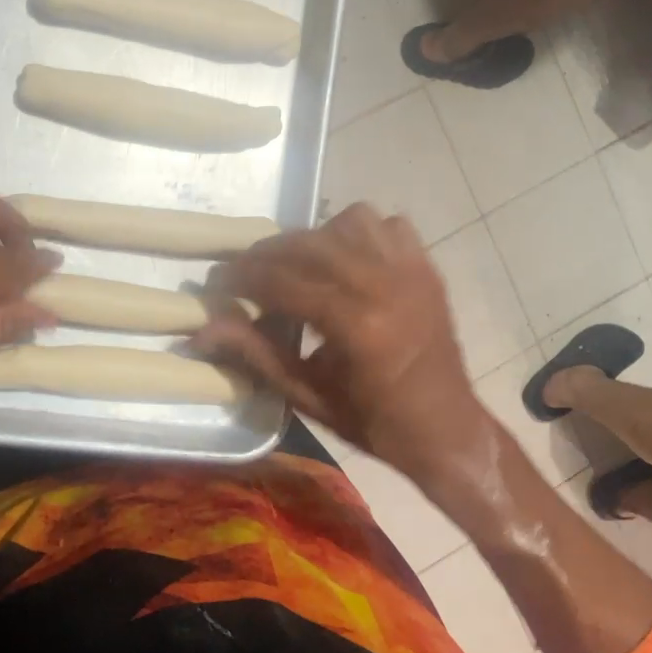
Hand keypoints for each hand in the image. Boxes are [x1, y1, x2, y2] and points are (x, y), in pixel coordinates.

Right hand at [193, 204, 495, 481]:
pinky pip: (388, 226)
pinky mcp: (426, 268)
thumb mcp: (307, 397)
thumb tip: (204, 330)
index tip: (218, 283)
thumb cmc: (373, 423)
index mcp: (356, 325)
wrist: (446, 430)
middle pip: (310, 244)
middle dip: (268, 253)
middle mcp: (385, 286)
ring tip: (297, 264)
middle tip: (243, 271)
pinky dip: (361, 234)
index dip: (243, 279)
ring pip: (350, 223)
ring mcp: (411, 272)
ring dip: (314, 237)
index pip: (283, 282)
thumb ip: (256, 355)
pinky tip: (345, 260)